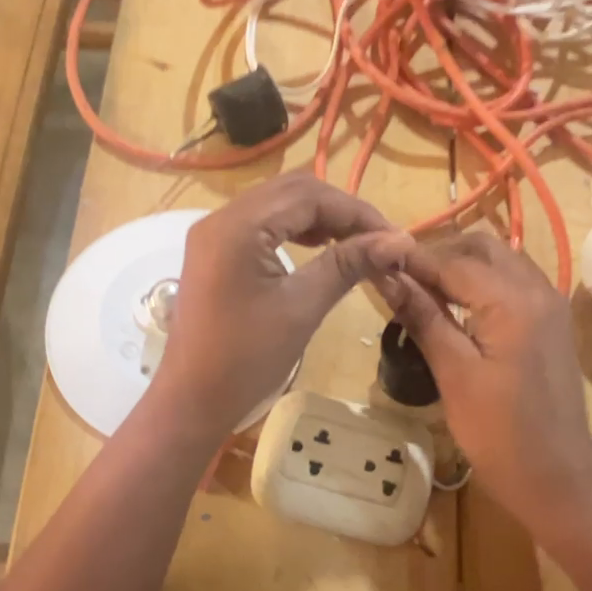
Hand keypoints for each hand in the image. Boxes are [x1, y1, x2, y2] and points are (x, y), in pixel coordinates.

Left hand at [152, 173, 414, 433]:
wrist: (192, 400)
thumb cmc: (247, 359)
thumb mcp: (303, 307)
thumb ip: (348, 265)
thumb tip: (399, 241)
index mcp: (238, 226)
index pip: (309, 196)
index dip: (358, 212)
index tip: (396, 238)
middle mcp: (221, 217)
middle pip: (293, 191)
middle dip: (341, 210)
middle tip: (380, 240)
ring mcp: (214, 233)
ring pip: (277, 203)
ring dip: (319, 217)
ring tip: (357, 243)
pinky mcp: (215, 251)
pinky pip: (261, 222)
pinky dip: (295, 228)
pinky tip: (320, 246)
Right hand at [378, 234, 591, 527]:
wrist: (557, 480)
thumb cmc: (500, 434)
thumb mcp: (454, 375)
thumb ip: (423, 317)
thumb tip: (386, 277)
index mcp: (514, 302)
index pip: (454, 261)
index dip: (413, 260)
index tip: (375, 260)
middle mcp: (539, 291)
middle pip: (483, 248)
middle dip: (440, 254)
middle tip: (400, 277)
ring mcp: (551, 307)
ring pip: (501, 261)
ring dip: (462, 265)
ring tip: (421, 291)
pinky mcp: (552, 325)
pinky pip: (514, 283)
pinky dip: (483, 283)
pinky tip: (455, 309)